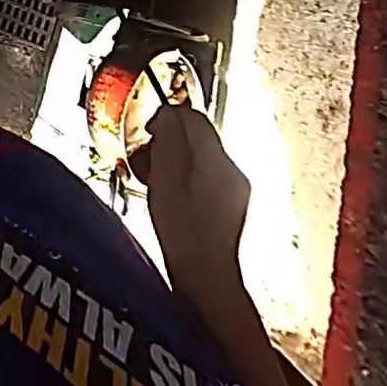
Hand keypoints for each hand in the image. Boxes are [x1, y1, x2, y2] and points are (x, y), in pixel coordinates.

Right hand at [134, 105, 250, 275]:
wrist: (205, 273)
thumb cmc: (180, 226)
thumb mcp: (165, 176)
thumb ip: (168, 140)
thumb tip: (168, 113)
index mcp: (216, 159)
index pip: (193, 117)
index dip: (168, 115)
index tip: (150, 129)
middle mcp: (232, 167)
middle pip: (199, 134)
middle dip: (172, 137)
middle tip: (150, 153)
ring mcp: (236, 185)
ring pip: (202, 152)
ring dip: (179, 154)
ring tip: (159, 174)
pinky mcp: (232, 200)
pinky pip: (208, 171)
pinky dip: (189, 171)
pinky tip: (175, 190)